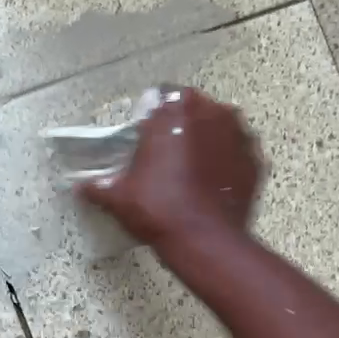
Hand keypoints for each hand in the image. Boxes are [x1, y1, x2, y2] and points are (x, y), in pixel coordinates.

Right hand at [76, 86, 263, 254]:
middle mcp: (213, 113)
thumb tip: (82, 186)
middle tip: (164, 154)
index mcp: (176, 111)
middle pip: (192, 109)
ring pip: (218, 128)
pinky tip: (210, 183)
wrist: (205, 241)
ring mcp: (240, 136)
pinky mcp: (257, 161)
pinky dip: (225, 161)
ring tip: (190, 169)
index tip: (144, 136)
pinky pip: (235, 152)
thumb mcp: (117, 197)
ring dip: (205, 140)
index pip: (161, 96)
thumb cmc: (158, 209)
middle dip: (180, 126)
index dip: (151, 116)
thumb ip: (98, 185)